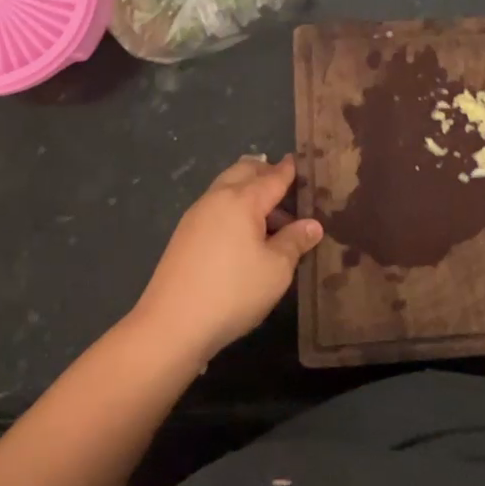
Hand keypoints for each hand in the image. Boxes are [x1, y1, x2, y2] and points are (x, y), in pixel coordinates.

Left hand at [132, 156, 321, 363]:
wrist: (171, 325)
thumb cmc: (233, 292)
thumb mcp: (276, 269)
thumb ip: (295, 241)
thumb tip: (313, 225)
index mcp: (242, 200)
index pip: (272, 177)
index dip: (289, 170)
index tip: (298, 160)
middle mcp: (217, 199)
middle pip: (243, 172)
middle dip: (264, 172)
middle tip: (285, 185)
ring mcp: (196, 216)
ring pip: (226, 189)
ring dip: (248, 193)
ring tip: (270, 218)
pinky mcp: (183, 236)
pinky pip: (215, 208)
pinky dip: (233, 209)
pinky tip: (243, 236)